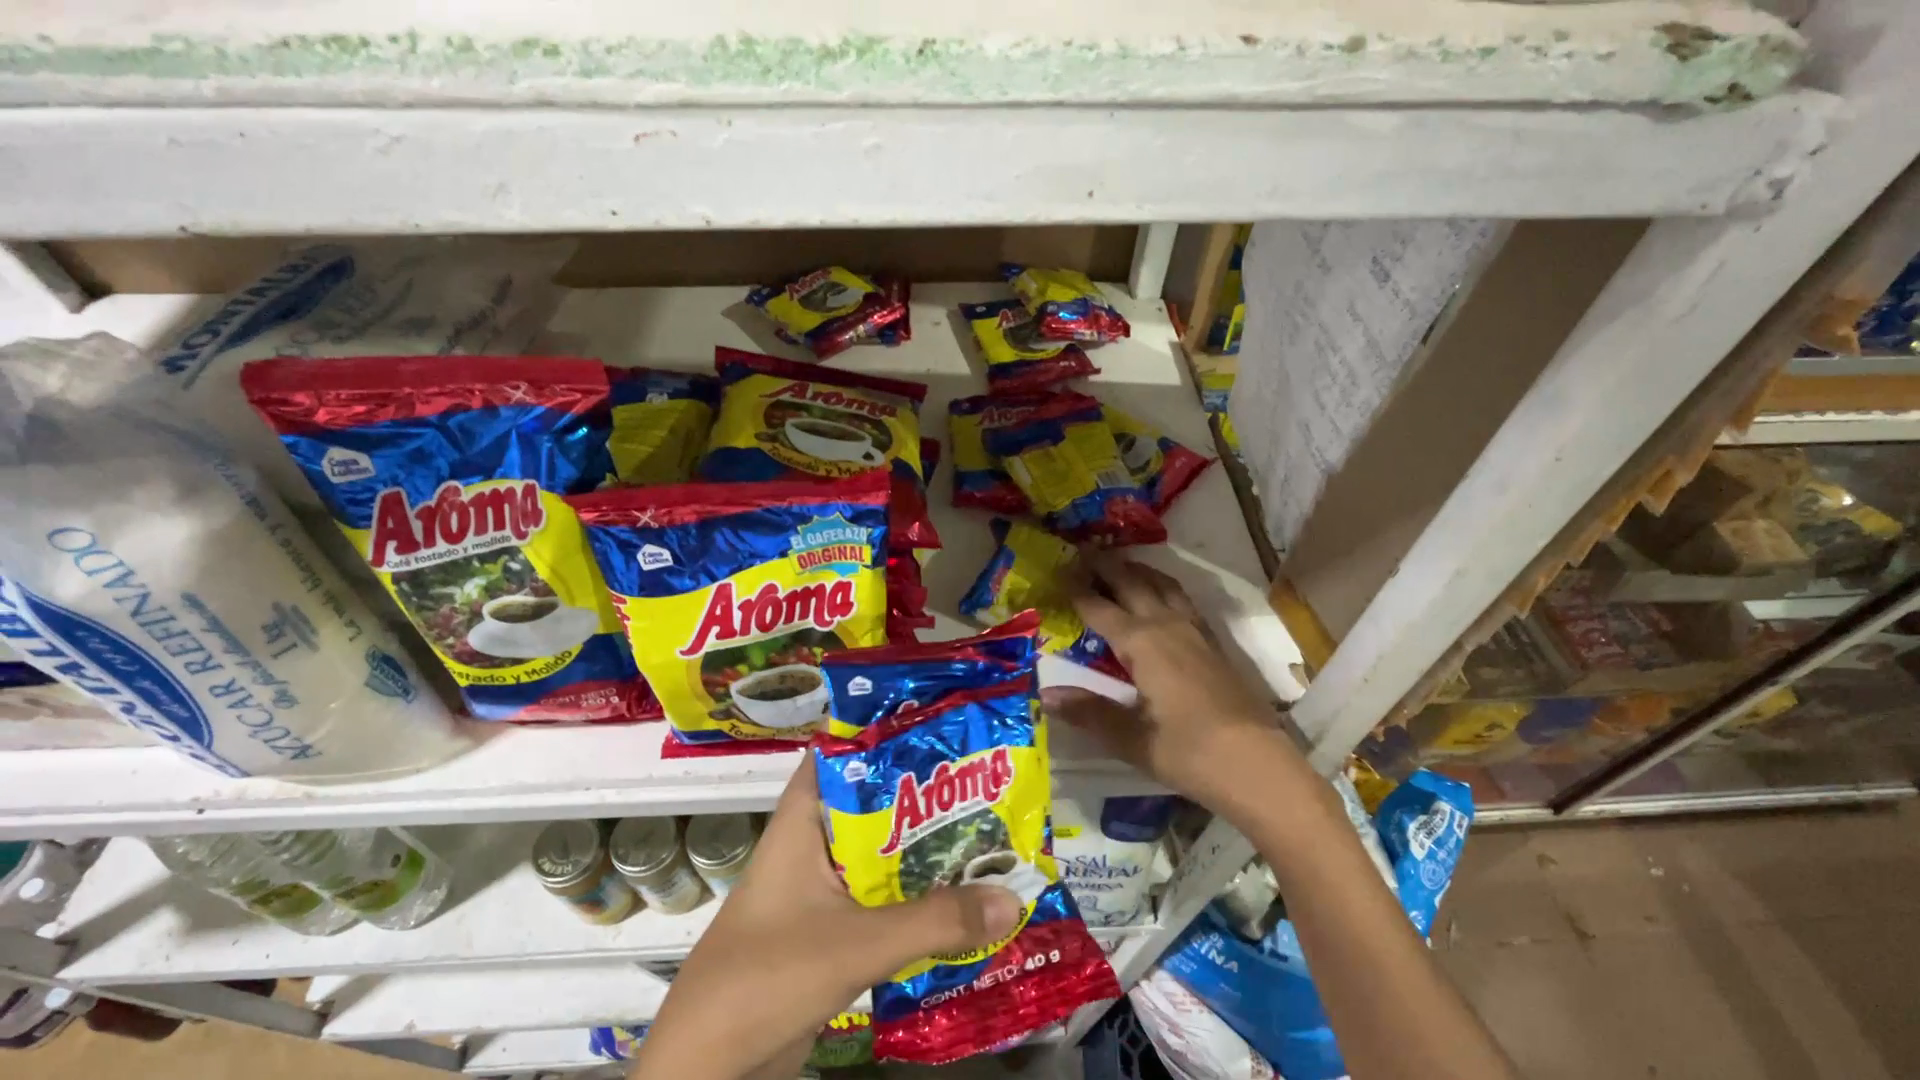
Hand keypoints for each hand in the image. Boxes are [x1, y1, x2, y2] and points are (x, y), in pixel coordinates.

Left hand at [630, 763, 1021, 1079]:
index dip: (887, 738)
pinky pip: (878, 908)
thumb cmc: (768, 977)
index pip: (841, 757)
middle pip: (872, 811)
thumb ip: (935, 921)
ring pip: (879, 862)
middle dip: (926, 804)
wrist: (708, 1066)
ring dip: (925, 859)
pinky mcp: (825, 939)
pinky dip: (914, 905)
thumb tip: (1013, 897)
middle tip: (988, 788)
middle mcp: (809, 852)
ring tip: (989, 841)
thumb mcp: (857, 943)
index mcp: (800, 826)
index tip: (943, 730)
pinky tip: (960, 907)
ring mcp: (816, 897)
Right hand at [1040, 553, 1301, 812]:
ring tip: (1121, 563)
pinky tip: (1163, 598)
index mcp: (1142, 643)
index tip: (1057, 570)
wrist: (1257, 764)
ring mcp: (1196, 634)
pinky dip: (1165, 588)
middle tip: (1084, 552)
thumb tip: (1048, 694)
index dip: (1077, 589)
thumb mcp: (1131, 739)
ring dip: (1140, 571)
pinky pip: (1183, 602)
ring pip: (1164, 587)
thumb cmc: (1189, 752)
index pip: (1101, 608)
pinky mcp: (1215, 647)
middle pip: (1134, 585)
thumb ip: (1090, 712)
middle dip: (1107, 567)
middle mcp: (1168, 627)